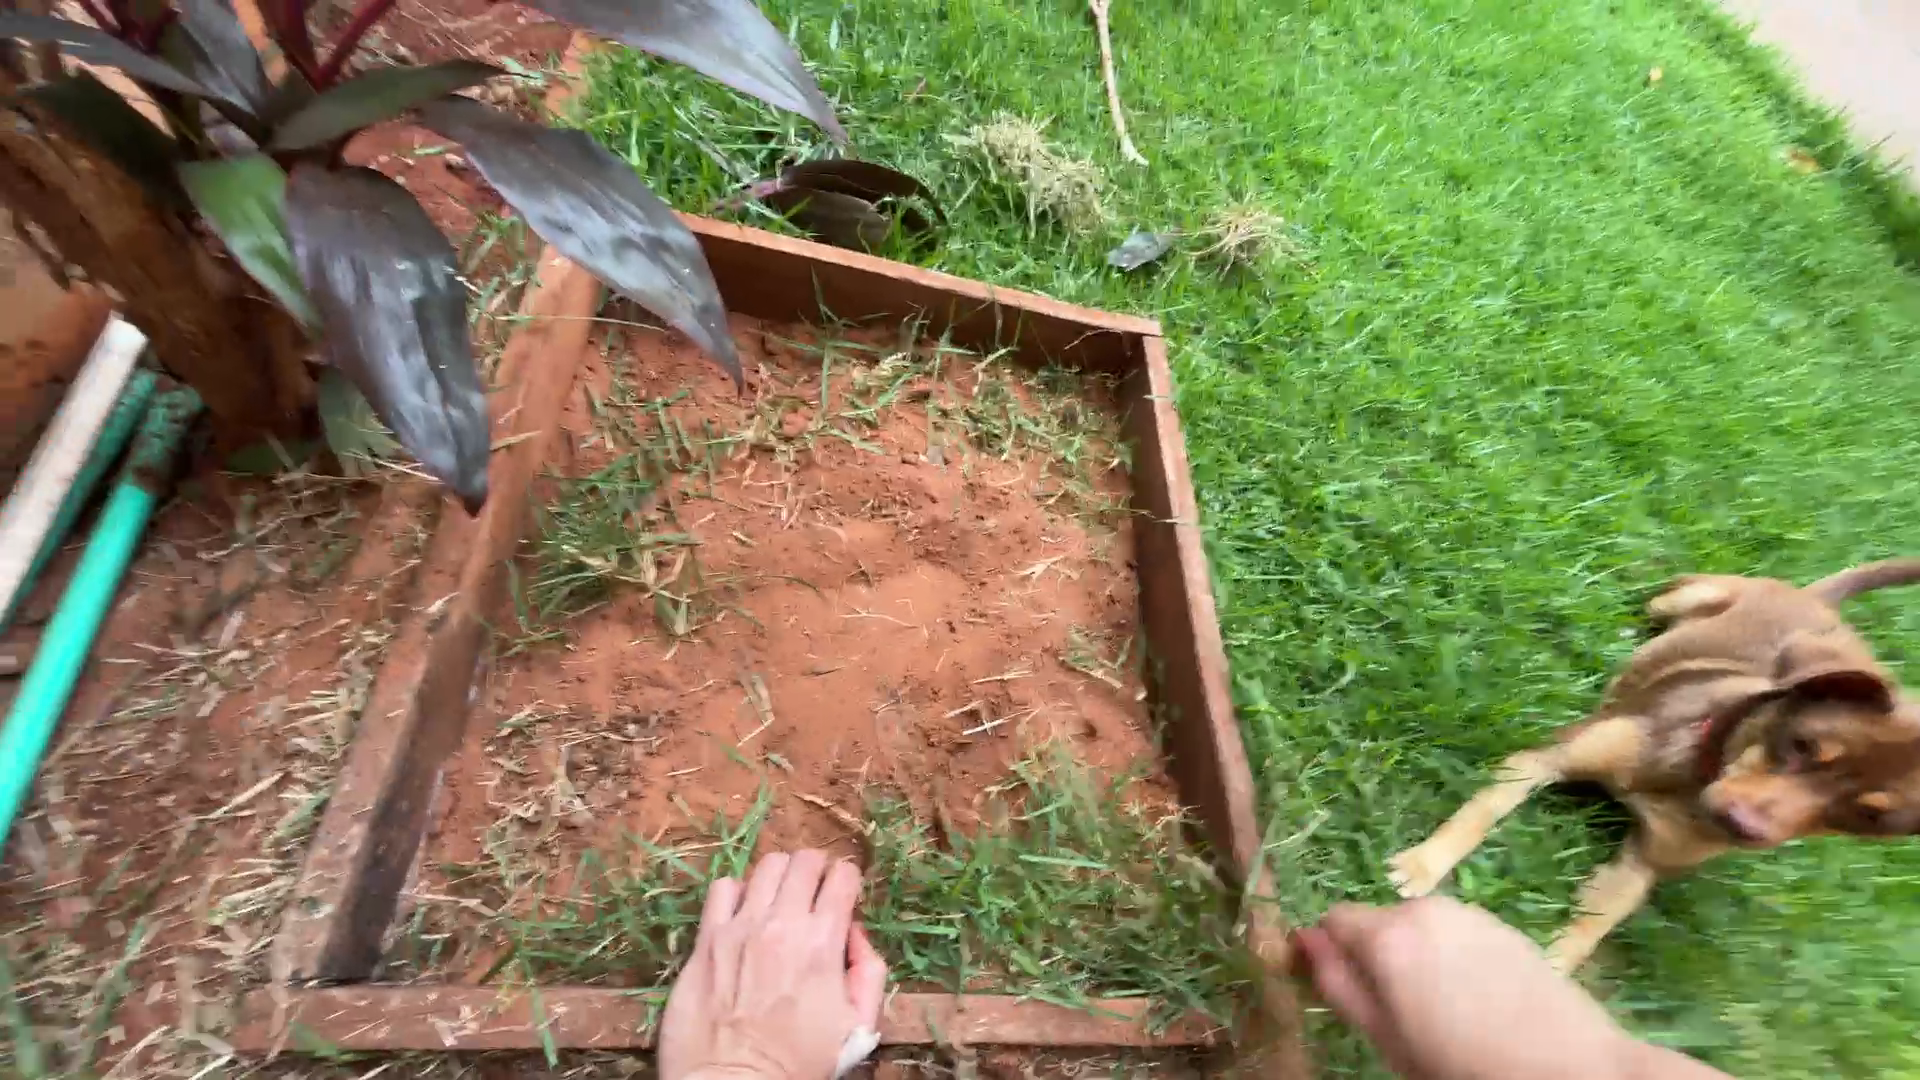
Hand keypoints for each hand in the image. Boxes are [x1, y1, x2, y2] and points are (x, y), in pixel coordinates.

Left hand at [660, 850, 888, 1079]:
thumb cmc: (798, 1063)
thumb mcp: (857, 1026)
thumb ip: (869, 971)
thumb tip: (855, 931)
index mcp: (823, 941)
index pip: (844, 874)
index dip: (848, 880)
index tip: (843, 896)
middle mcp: (783, 922)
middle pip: (806, 860)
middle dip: (817, 869)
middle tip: (814, 892)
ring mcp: (741, 927)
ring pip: (767, 865)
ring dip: (781, 876)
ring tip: (779, 898)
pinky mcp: (707, 939)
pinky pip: (723, 888)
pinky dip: (737, 892)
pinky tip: (742, 913)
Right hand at [1293, 897, 1725, 1079]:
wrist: (1579, 1074)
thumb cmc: (1467, 1067)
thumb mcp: (1389, 1040)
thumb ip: (1338, 985)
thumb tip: (1304, 941)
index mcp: (1384, 935)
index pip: (1332, 920)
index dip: (1334, 952)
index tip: (1354, 989)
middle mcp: (1417, 908)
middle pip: (1376, 921)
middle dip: (1379, 954)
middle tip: (1407, 1008)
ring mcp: (1463, 911)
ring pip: (1415, 925)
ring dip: (1417, 952)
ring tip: (1449, 1005)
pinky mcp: (1499, 922)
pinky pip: (1454, 929)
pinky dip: (1453, 953)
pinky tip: (1483, 997)